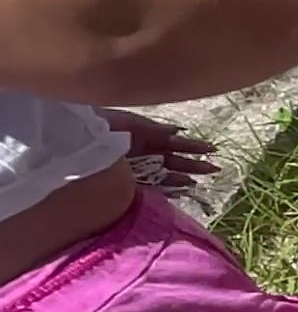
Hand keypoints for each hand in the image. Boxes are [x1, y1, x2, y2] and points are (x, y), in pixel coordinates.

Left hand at [99, 109, 218, 186]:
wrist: (69, 151)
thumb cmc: (97, 131)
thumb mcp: (126, 123)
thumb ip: (152, 128)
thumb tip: (177, 132)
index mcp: (139, 137)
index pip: (171, 142)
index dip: (191, 146)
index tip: (211, 149)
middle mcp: (139, 154)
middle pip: (172, 159)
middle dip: (194, 163)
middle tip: (215, 168)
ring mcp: (135, 170)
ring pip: (167, 174)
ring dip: (184, 177)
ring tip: (199, 180)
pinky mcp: (130, 185)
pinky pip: (155, 188)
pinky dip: (171, 188)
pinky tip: (185, 188)